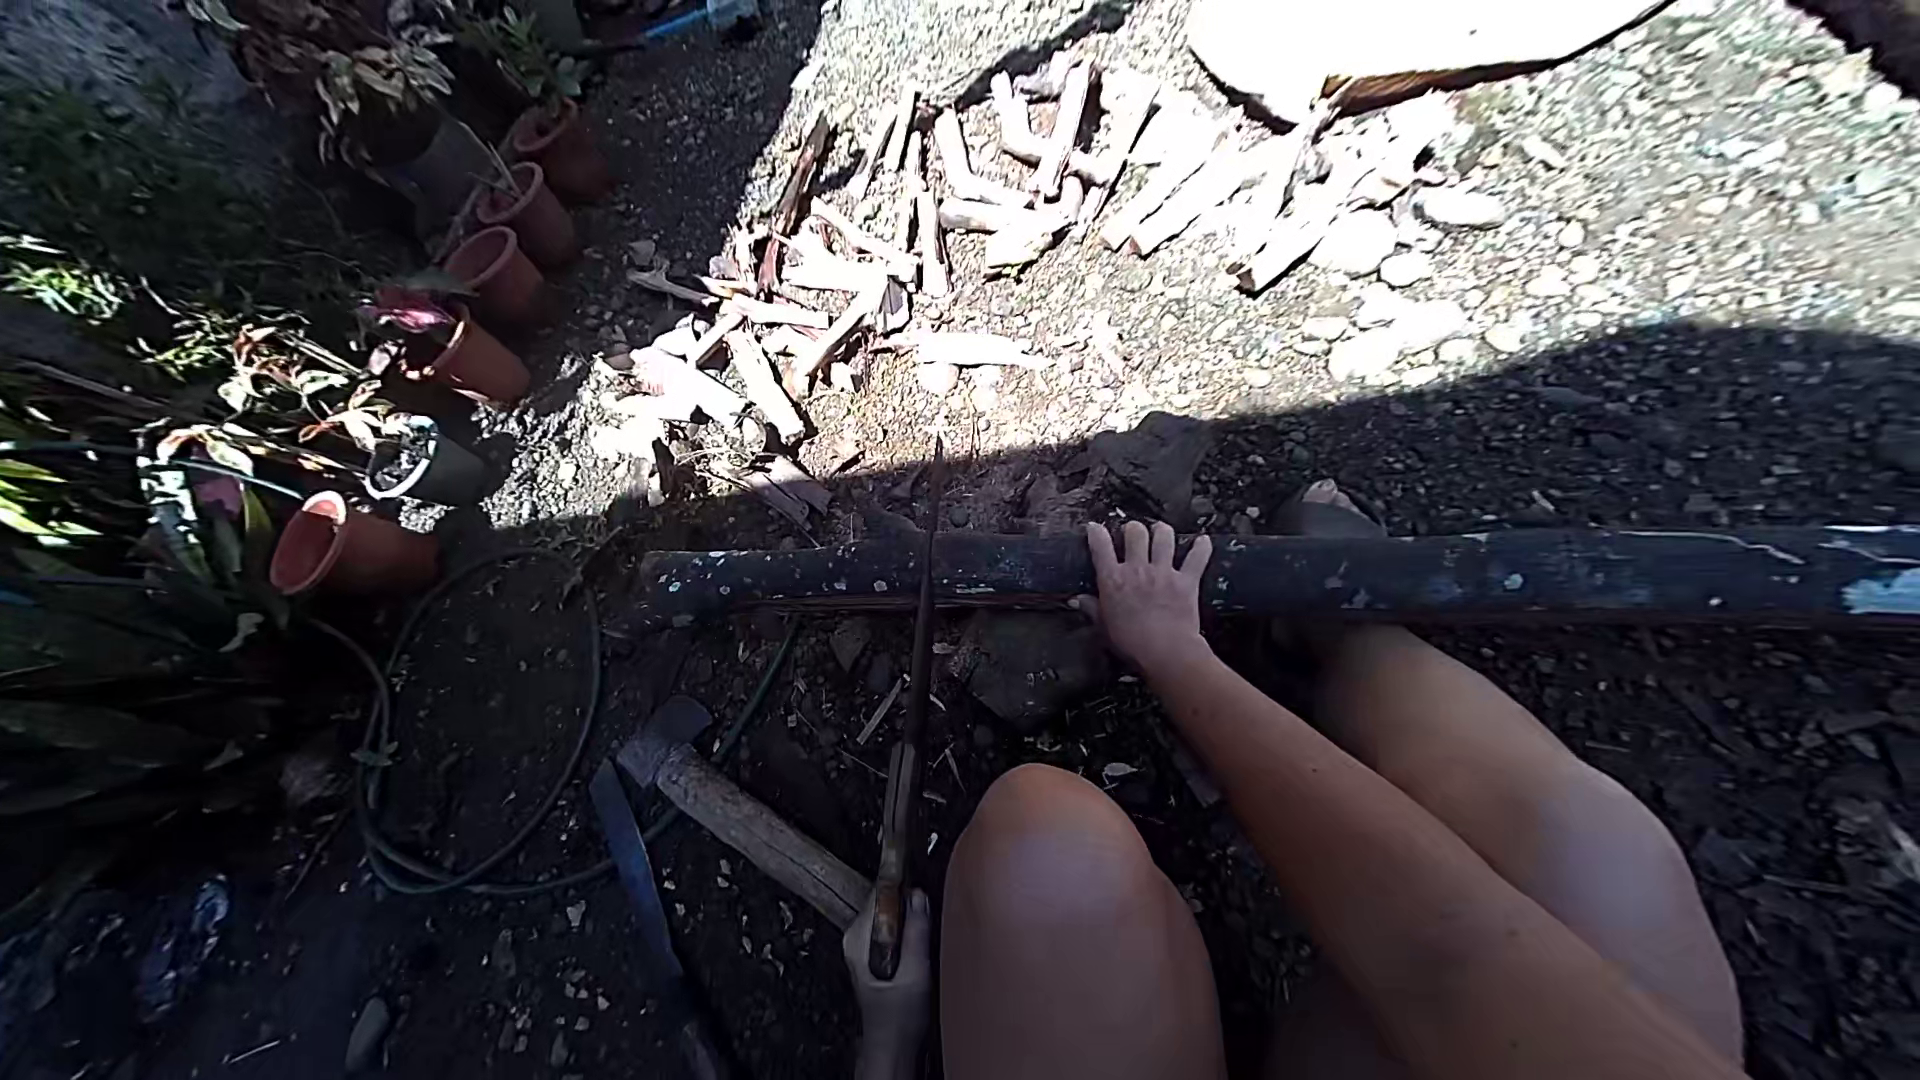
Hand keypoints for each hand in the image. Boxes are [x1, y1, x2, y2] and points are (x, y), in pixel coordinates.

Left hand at [841, 889, 931, 1078]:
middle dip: (908, 902)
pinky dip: (908, 926)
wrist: (892, 1049)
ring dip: (910, 916)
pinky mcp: (875, 950)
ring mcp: (865, 944)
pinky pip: (893, 923)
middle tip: (927, 916)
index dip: (902, 887)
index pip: (878, 892)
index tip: (920, 886)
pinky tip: (918, 942)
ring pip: (891, 911)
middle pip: (885, 899)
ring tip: (923, 932)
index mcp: (857, 940)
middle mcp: (857, 938)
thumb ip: (916, 934)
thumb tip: (919, 895)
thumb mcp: (914, 975)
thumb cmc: (897, 1021)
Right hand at [1074, 520, 1212, 671]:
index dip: (1096, 533)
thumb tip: (1078, 600)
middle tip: (1133, 532)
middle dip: (1133, 529)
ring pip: (1164, 537)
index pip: (1101, 546)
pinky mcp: (1186, 581)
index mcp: (1113, 580)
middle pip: (1135, 533)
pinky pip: (1197, 557)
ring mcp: (1163, 572)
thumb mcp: (1103, 627)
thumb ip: (1091, 609)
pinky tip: (1203, 540)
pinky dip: (1201, 547)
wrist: (1164, 652)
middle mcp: (1137, 569)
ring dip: (1162, 530)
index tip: (1095, 528)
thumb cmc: (1130, 643)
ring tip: (1160, 529)